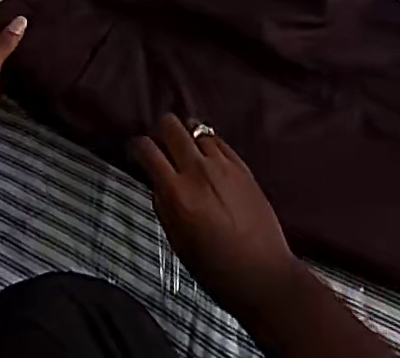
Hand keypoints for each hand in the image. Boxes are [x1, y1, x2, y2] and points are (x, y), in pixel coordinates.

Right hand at [130, 114, 302, 318]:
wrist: (263, 274)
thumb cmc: (216, 268)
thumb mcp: (178, 241)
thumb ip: (162, 205)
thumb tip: (156, 181)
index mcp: (178, 193)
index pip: (147, 149)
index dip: (136, 147)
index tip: (136, 153)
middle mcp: (198, 170)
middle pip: (170, 124)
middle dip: (159, 132)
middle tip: (160, 147)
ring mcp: (222, 164)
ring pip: (195, 127)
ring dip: (185, 135)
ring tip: (185, 150)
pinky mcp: (242, 165)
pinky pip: (217, 139)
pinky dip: (206, 143)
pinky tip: (206, 156)